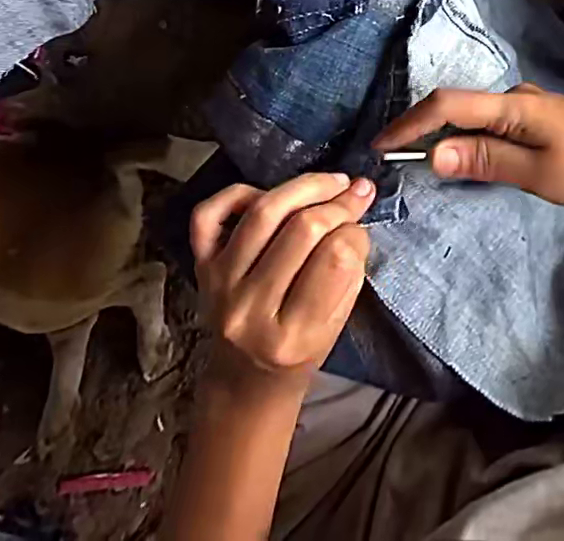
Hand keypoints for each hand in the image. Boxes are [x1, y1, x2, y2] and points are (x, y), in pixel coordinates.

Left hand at [189, 173, 373, 393]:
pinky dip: (239, 193)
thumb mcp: (339, 321)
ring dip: (306, 185)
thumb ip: (349, 266)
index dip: (356, 231)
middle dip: (339, 202)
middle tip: (357, 192)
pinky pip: (210, 213)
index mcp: (293, 336)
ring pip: (264, 211)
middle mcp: (250, 309)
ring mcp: (220, 286)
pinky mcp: (201, 268)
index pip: (336, 257)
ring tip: (331, 182)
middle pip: (303, 228)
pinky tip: (268, 194)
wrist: (244, 382)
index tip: (363, 226)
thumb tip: (356, 202)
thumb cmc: (301, 352)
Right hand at [373, 85, 563, 208]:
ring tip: (420, 163)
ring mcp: (532, 107)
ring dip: (447, 136)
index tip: (379, 148)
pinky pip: (494, 125)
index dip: (410, 123)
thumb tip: (433, 152)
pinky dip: (472, 140)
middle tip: (394, 161)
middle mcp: (518, 97)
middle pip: (458, 107)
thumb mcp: (540, 173)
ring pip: (476, 117)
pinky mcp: (542, 120)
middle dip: (422, 129)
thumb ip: (487, 160)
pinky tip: (467, 159)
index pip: (448, 105)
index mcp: (516, 105)